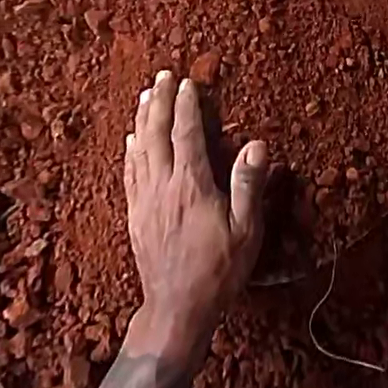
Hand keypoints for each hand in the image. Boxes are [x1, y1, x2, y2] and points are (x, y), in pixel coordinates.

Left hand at [123, 71, 270, 364]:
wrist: (176, 311)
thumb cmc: (219, 269)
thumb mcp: (246, 229)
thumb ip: (249, 184)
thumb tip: (257, 144)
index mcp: (191, 186)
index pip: (186, 135)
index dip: (187, 107)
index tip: (188, 83)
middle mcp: (163, 188)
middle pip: (157, 135)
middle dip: (160, 103)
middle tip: (162, 76)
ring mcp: (145, 202)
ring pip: (140, 151)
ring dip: (143, 120)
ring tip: (145, 97)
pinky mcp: (136, 217)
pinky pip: (130, 174)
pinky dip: (131, 151)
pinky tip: (132, 140)